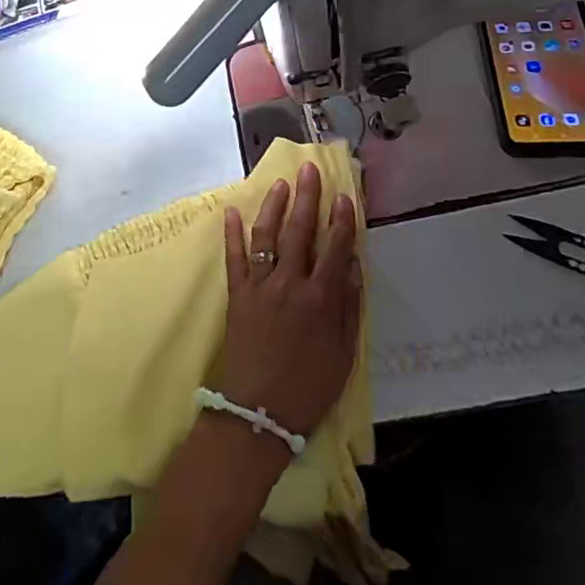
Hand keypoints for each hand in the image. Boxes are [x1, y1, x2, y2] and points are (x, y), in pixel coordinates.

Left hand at [218, 162, 363, 437]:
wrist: (259, 414)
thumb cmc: (309, 386)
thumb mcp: (344, 352)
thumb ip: (348, 305)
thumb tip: (351, 265)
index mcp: (320, 298)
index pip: (335, 247)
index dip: (342, 219)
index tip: (345, 195)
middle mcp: (290, 284)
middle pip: (300, 232)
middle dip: (307, 198)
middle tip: (310, 170)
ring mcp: (260, 288)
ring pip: (267, 237)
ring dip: (274, 208)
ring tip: (281, 184)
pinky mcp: (237, 297)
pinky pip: (234, 259)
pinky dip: (232, 234)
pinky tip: (232, 211)